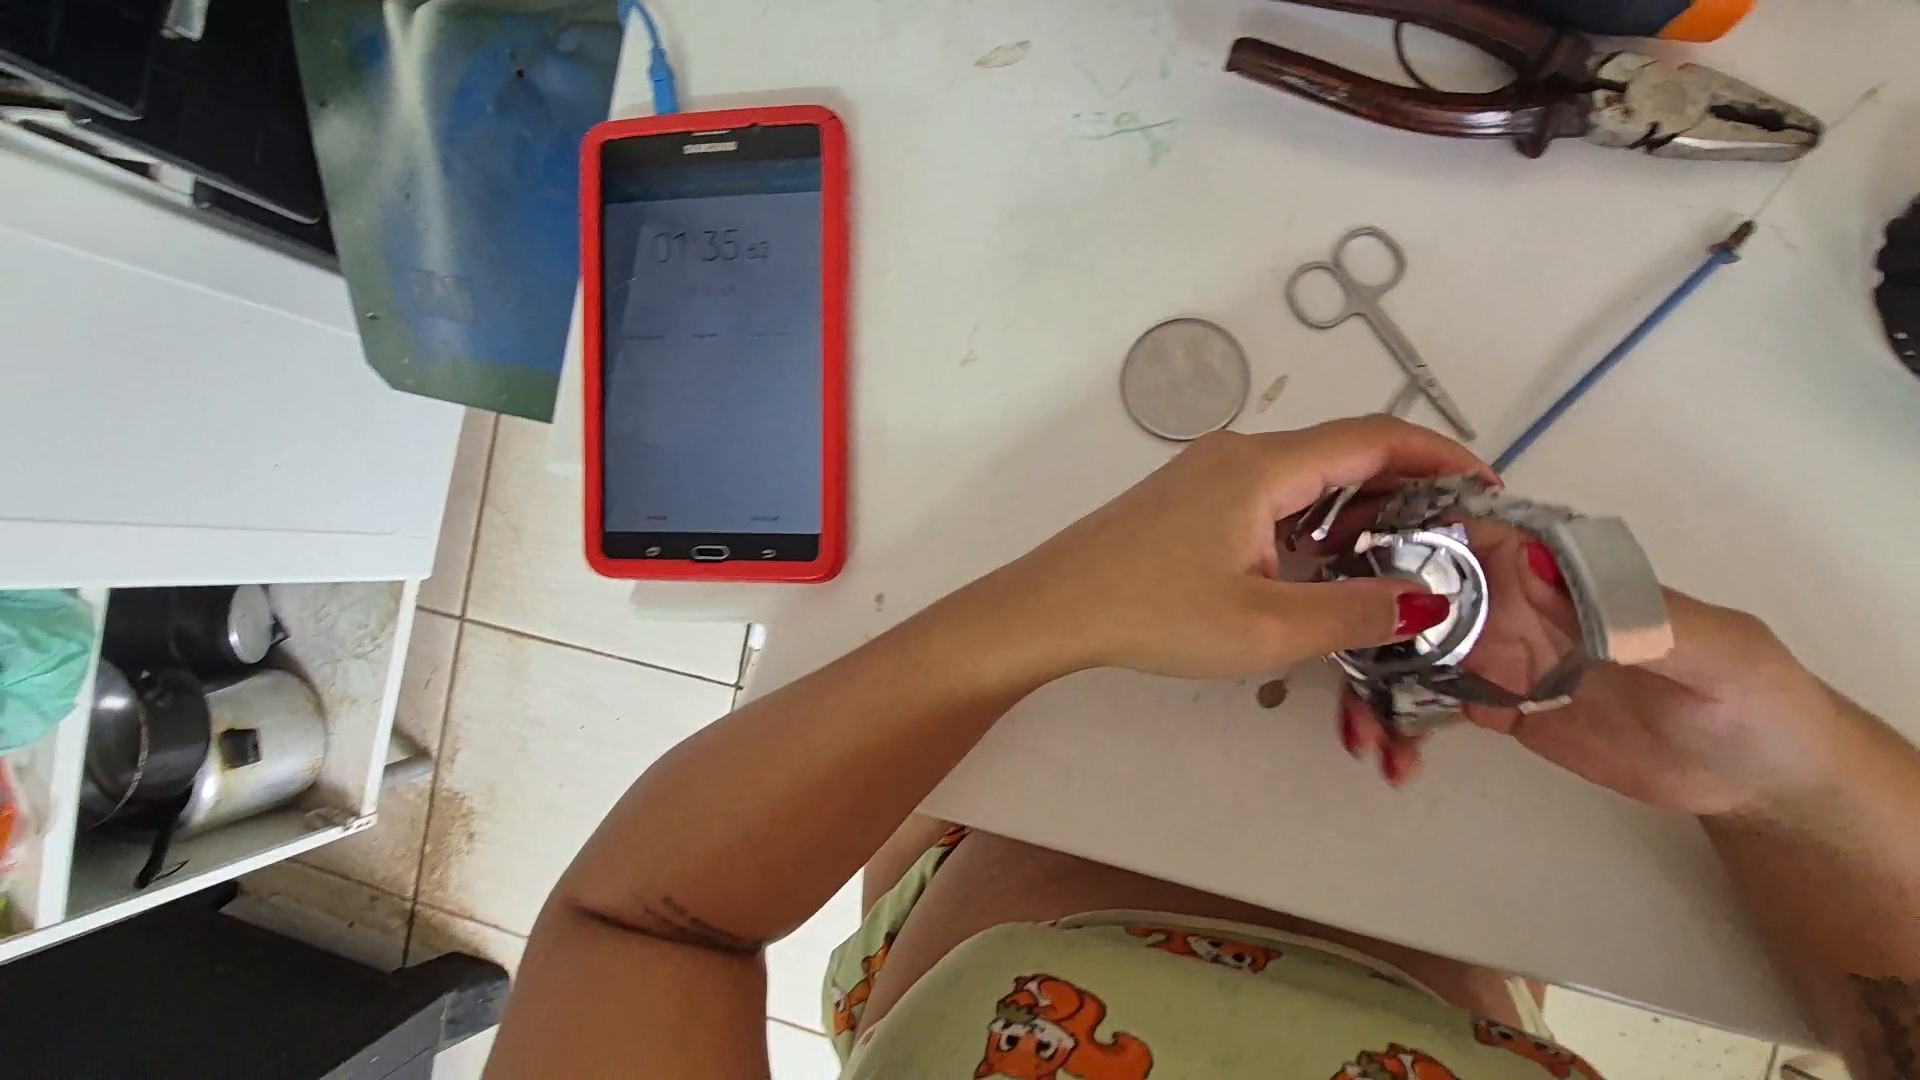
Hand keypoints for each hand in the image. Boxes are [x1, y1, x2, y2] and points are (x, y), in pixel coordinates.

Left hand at [980, 417, 1493, 681]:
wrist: (1053, 606)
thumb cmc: (1153, 614)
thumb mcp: (1266, 626)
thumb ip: (1356, 612)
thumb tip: (1426, 599)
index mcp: (1262, 468)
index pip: (1374, 438)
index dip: (1441, 455)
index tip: (1487, 488)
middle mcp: (1235, 454)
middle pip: (1339, 453)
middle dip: (1402, 488)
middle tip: (1449, 537)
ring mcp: (1202, 473)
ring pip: (1300, 476)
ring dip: (1352, 509)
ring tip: (1394, 559)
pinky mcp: (1182, 497)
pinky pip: (1264, 495)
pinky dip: (1306, 520)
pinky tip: (1315, 564)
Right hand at [1340, 525, 1857, 815]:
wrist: (1758, 781)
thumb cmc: (1752, 699)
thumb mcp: (1715, 652)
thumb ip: (1634, 612)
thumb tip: (1542, 567)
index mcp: (1549, 575)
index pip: (1460, 538)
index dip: (1396, 541)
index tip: (1344, 567)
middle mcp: (1506, 606)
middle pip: (1411, 601)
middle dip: (1363, 631)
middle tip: (1338, 677)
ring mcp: (1492, 656)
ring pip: (1405, 656)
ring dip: (1370, 690)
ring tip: (1363, 742)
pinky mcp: (1488, 705)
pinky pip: (1424, 707)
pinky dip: (1396, 728)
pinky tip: (1391, 759)